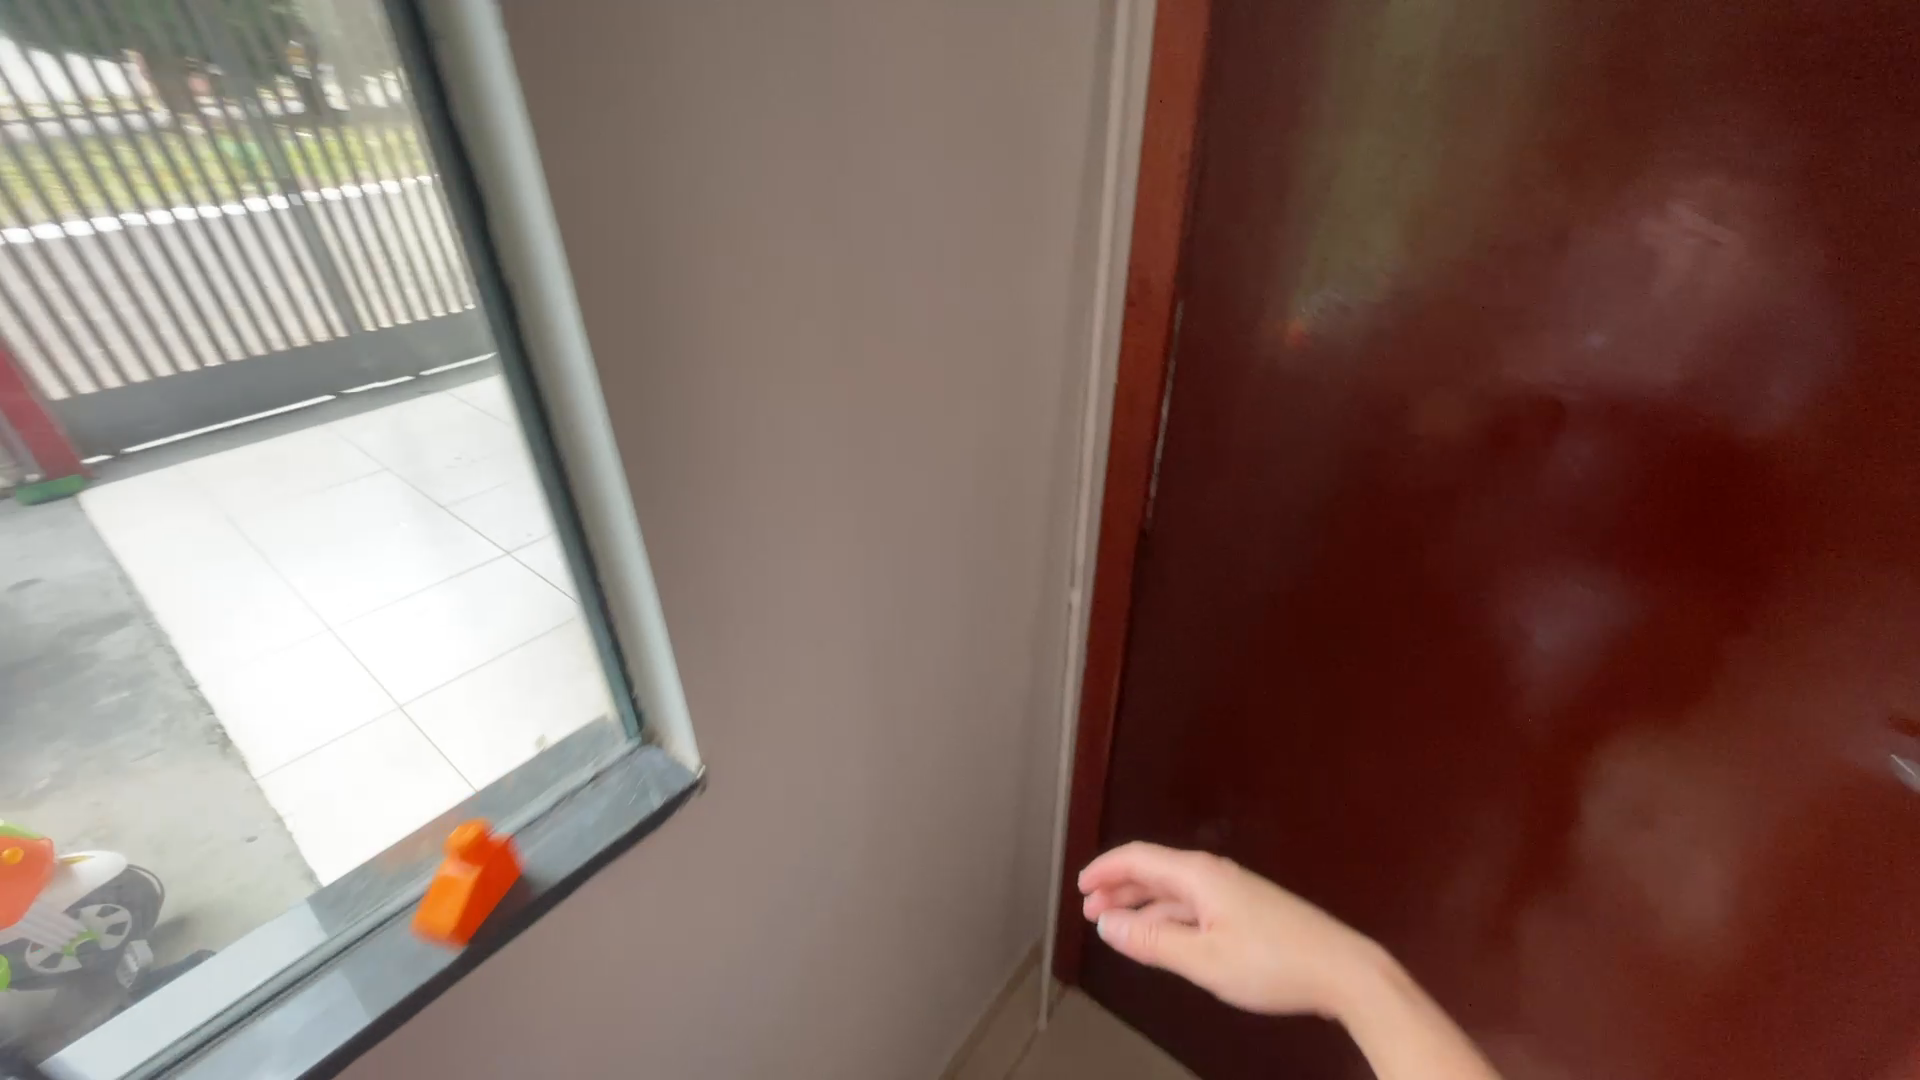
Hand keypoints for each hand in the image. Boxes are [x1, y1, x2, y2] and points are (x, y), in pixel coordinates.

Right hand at [1079, 842, 1384, 1017]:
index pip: (1137, 858)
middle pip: (1152, 872)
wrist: (1344, 971)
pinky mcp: (1244, 910)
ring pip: (1172, 891)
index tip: (1081, 886)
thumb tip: (1108, 925)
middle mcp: (1210, 874)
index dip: (1105, 869)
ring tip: (1117, 926)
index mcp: (1197, 875)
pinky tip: (1160, 938)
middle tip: (1090, 910)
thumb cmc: (1274, 963)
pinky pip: (1191, 906)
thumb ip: (1151, 943)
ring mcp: (1229, 890)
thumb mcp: (1204, 959)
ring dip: (1140, 906)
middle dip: (1118, 888)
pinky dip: (1166, 918)